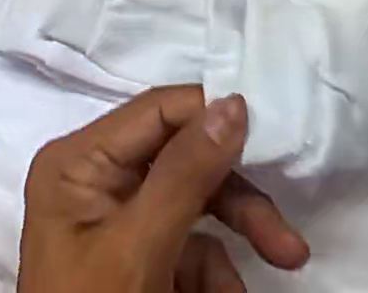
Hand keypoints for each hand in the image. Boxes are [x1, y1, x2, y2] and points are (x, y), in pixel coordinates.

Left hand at [19, 86, 310, 292]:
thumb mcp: (140, 247)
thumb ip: (186, 171)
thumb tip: (235, 101)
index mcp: (80, 161)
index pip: (159, 110)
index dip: (213, 111)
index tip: (268, 127)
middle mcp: (98, 177)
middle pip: (185, 154)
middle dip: (239, 188)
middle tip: (283, 207)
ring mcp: (120, 217)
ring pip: (198, 196)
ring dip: (245, 225)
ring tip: (287, 255)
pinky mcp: (140, 254)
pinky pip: (192, 240)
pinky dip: (219, 266)